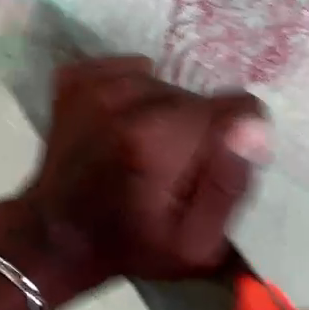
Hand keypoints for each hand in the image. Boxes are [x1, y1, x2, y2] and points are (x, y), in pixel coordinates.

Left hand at [0, 56, 268, 297]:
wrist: (58, 232)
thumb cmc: (133, 243)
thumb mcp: (197, 242)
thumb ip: (229, 183)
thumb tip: (250, 126)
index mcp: (156, 141)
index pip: (233, 106)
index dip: (240, 132)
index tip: (222, 158)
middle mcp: (122, 103)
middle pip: (192, 95)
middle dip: (198, 124)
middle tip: (178, 163)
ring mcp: (90, 87)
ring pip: (157, 79)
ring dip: (163, 106)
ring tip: (148, 142)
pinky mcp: (70, 81)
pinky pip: (120, 66)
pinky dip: (130, 84)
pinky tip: (125, 115)